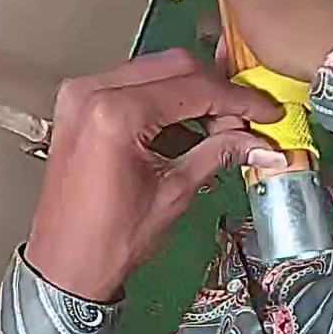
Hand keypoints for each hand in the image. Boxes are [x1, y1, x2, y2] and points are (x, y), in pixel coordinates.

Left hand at [25, 49, 283, 301]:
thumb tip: (258, 143)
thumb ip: (217, 155)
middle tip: (246, 123)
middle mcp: (92, 93)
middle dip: (217, 93)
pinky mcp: (79, 108)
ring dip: (192, 97)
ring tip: (219, 132)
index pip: (194, 88)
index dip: (239, 100)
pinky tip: (186, 132)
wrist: (66, 266)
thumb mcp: (173, 194)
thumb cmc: (106, 242)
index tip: (266, 112)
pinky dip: (164, 104)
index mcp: (115, 113)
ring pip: (155, 73)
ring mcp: (80, 97)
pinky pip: (132, 88)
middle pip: (175, 67)